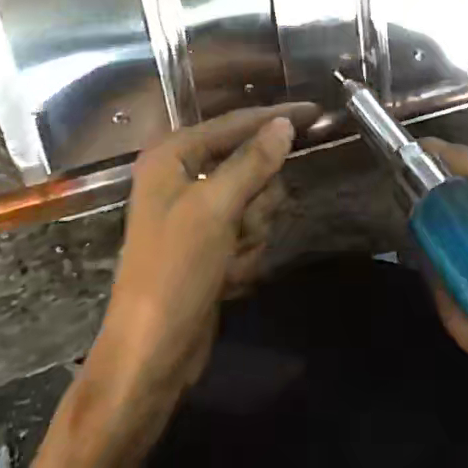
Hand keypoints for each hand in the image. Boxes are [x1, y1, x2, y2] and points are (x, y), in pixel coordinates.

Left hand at [35, 103, 313, 467]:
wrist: (152, 354)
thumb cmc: (176, 270)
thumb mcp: (216, 208)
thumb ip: (252, 162)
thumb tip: (284, 124)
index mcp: (172, 155)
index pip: (233, 123)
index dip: (274, 118)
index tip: (315, 112)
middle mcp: (182, 175)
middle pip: (249, 165)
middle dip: (256, 199)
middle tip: (243, 225)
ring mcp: (196, 212)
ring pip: (255, 200)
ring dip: (252, 231)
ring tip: (229, 258)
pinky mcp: (209, 243)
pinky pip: (248, 230)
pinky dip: (245, 253)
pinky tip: (228, 277)